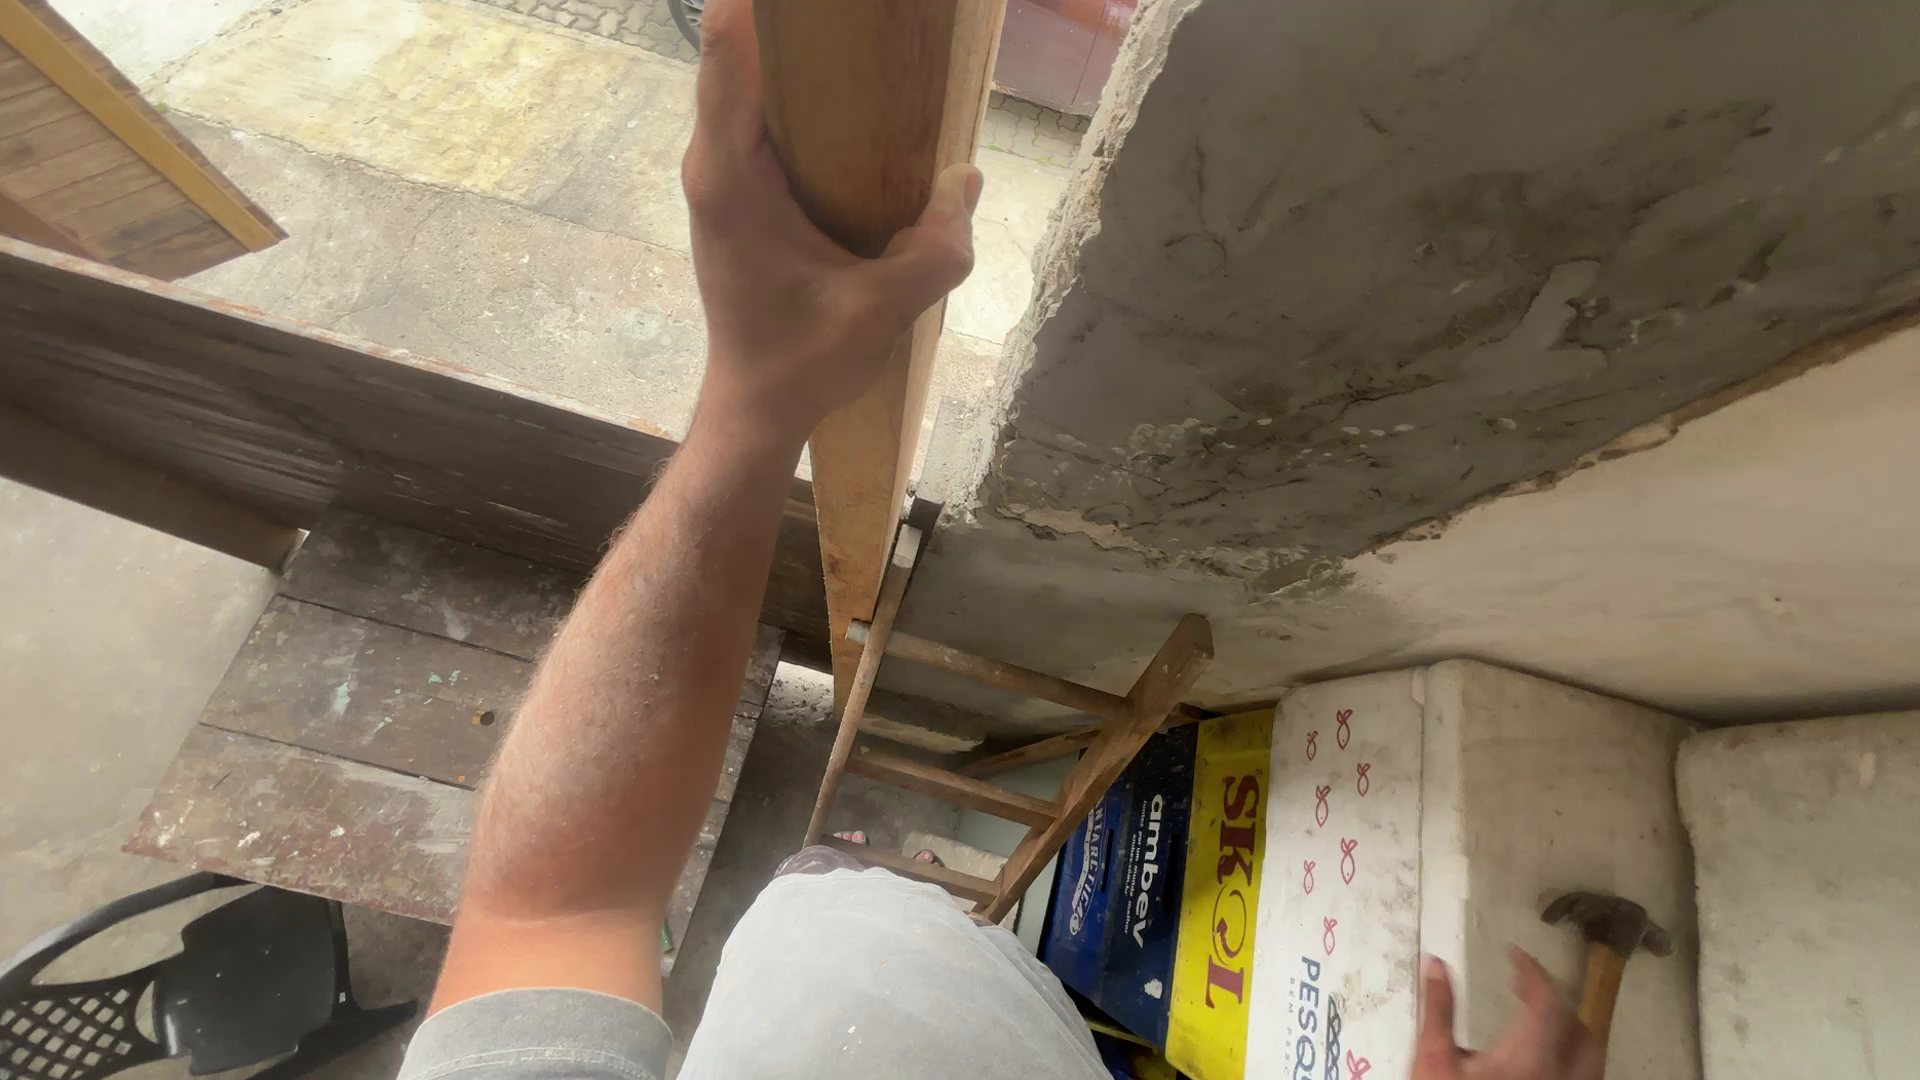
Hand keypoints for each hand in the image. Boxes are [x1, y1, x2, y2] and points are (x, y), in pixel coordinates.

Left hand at [681, 0, 982, 447]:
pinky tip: (861, 129)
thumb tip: (965, 180)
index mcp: (731, 174)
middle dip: (809, 28)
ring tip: (876, 65)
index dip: (774, 3)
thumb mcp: (880, 313)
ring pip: (756, 86)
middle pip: (745, 48)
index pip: (728, 39)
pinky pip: (767, 127)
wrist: (759, 407)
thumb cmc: (803, 364)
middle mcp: (715, 162)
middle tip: (877, 31)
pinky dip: (809, 111)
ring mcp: (724, 179)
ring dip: (810, 68)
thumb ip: (934, 253)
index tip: (842, 8)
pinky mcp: (740, 200)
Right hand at [1414, 950, 1602, 1079]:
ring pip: (1592, 1062)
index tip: (1513, 954)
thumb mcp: (1431, 1057)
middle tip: (1523, 984)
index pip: (1548, 1004)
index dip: (1534, 972)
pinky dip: (1569, 1056)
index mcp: (1527, 1061)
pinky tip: (1539, 1055)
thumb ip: (1437, 1008)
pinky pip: (1582, 1079)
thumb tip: (1435, 962)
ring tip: (1532, 1015)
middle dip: (1559, 1002)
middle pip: (1585, 1034)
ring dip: (1569, 1030)